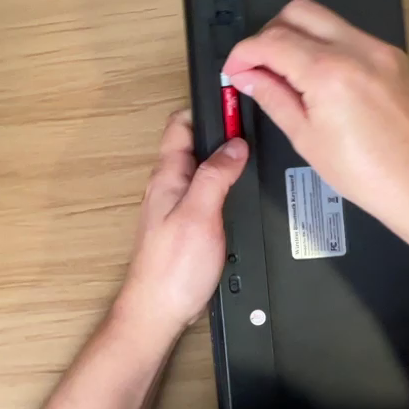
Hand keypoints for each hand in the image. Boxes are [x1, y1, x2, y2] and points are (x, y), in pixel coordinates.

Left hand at [113, 110, 249, 337]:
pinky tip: (238, 187)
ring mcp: (176, 207)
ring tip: (249, 146)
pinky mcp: (186, 226)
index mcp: (167, 177)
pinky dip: (223, 182)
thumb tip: (234, 146)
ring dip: (222, 156)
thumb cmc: (172, 269)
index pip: (180, 126)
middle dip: (219, 129)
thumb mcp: (199, 214)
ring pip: (200, 168)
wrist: (158, 311)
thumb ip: (214, 176)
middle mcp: (168, 187)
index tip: (232, 98)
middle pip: (193, 144)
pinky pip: (204, 192)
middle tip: (249, 118)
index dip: (206, 108)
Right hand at [222, 0, 408, 227]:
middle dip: (268, 34)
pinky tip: (314, 80)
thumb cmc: (369, 174)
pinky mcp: (392, 59)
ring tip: (283, 75)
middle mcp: (357, 49)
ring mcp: (379, 50)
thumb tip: (248, 78)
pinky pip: (348, 36)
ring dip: (295, 37)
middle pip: (297, 12)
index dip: (243, 54)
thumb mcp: (305, 139)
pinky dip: (322, 46)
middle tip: (256, 66)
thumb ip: (273, 98)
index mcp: (329, 71)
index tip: (233, 71)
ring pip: (324, 19)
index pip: (271, 41)